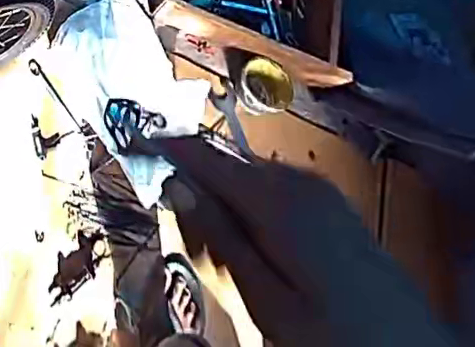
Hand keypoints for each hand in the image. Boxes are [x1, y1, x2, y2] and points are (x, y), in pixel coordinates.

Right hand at [155, 136, 453, 346]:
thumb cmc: (339, 344)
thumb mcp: (268, 308)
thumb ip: (219, 241)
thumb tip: (175, 184)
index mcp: (275, 197)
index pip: (202, 153)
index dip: (165, 147)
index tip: (134, 148)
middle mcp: (295, 179)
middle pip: (224, 165)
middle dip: (198, 188)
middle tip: (187, 235)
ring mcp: (318, 191)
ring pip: (247, 180)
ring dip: (224, 204)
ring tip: (224, 257)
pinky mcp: (331, 208)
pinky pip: (274, 192)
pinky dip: (252, 212)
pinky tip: (259, 254)